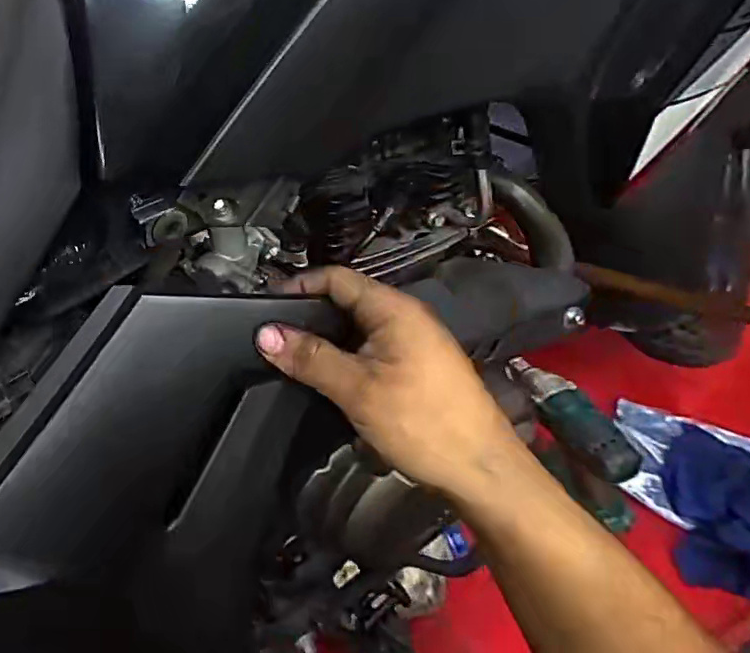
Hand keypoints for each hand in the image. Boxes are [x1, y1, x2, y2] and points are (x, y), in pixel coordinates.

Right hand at [256, 267, 530, 502]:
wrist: (484, 471)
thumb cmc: (425, 423)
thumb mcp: (358, 389)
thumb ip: (310, 358)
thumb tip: (266, 334)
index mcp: (393, 308)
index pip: (336, 277)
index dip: (299, 286)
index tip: (269, 306)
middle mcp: (406, 315)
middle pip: (346, 300)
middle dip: (310, 316)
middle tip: (277, 337)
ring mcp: (415, 340)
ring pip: (358, 327)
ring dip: (328, 340)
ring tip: (297, 359)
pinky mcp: (419, 365)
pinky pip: (373, 347)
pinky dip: (348, 356)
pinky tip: (332, 379)